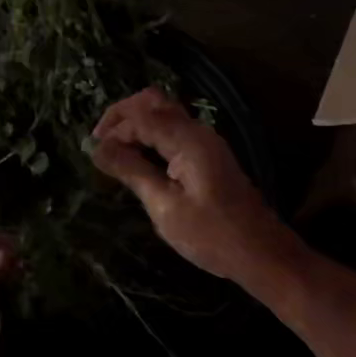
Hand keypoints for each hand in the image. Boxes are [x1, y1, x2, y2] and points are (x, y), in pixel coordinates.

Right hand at [91, 88, 295, 287]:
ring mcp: (204, 141)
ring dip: (134, 124)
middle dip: (121, 116)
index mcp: (188, 140)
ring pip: (162, 112)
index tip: (93, 153)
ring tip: (112, 150)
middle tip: (99, 143)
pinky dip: (148, 135)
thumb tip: (98, 148)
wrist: (262, 254)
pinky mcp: (206, 154)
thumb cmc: (212, 236)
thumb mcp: (165, 207)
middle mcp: (197, 131)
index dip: (113, 130)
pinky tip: (135, 158)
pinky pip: (171, 130)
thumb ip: (132, 172)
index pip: (140, 116)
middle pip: (152, 102)